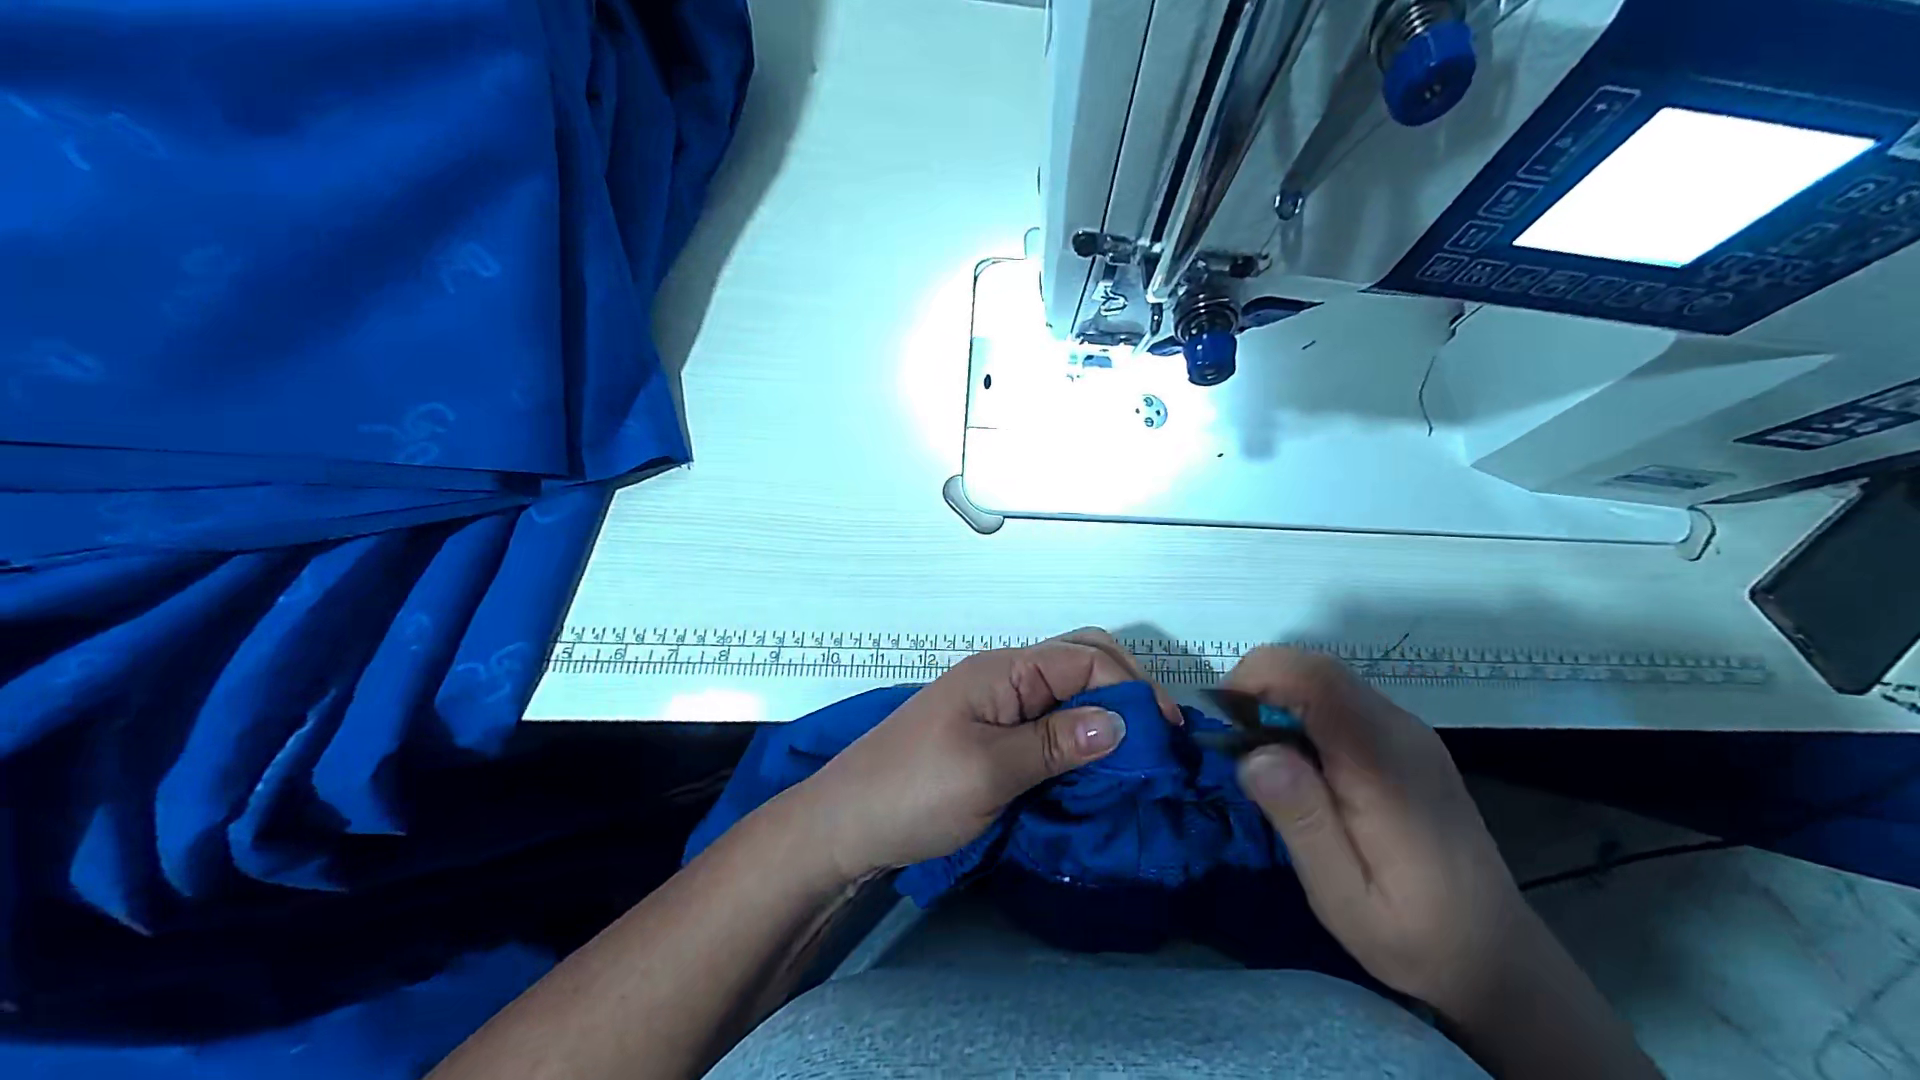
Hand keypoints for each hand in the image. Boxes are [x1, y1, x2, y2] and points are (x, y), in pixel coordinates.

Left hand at [789, 628, 1179, 881]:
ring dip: (1104, 714)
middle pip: (1078, 662)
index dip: (1131, 687)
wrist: (846, 824)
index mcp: (1003, 670)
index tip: (1166, 735)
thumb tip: (1120, 721)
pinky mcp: (991, 733)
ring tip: (1137, 753)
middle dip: (1123, 690)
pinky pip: (1047, 721)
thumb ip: (1056, 742)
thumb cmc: (914, 792)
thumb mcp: (990, 769)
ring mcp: (996, 704)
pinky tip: (1095, 763)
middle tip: (1156, 739)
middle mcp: (1004, 677)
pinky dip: (1078, 735)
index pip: (1085, 656)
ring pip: (1065, 692)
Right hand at [1226, 647, 1534, 1019]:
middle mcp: (1400, 730)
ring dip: (1278, 703)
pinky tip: (1300, 770)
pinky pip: (1340, 703)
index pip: (1315, 677)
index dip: (1257, 677)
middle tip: (1236, 747)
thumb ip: (1300, 820)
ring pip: (1325, 681)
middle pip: (1316, 669)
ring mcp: (1407, 733)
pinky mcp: (1404, 742)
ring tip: (1264, 764)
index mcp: (1384, 762)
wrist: (1498, 957)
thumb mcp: (1342, 895)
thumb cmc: (1414, 934)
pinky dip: (1301, 717)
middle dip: (1259, 690)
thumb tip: (1253, 754)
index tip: (1224, 720)